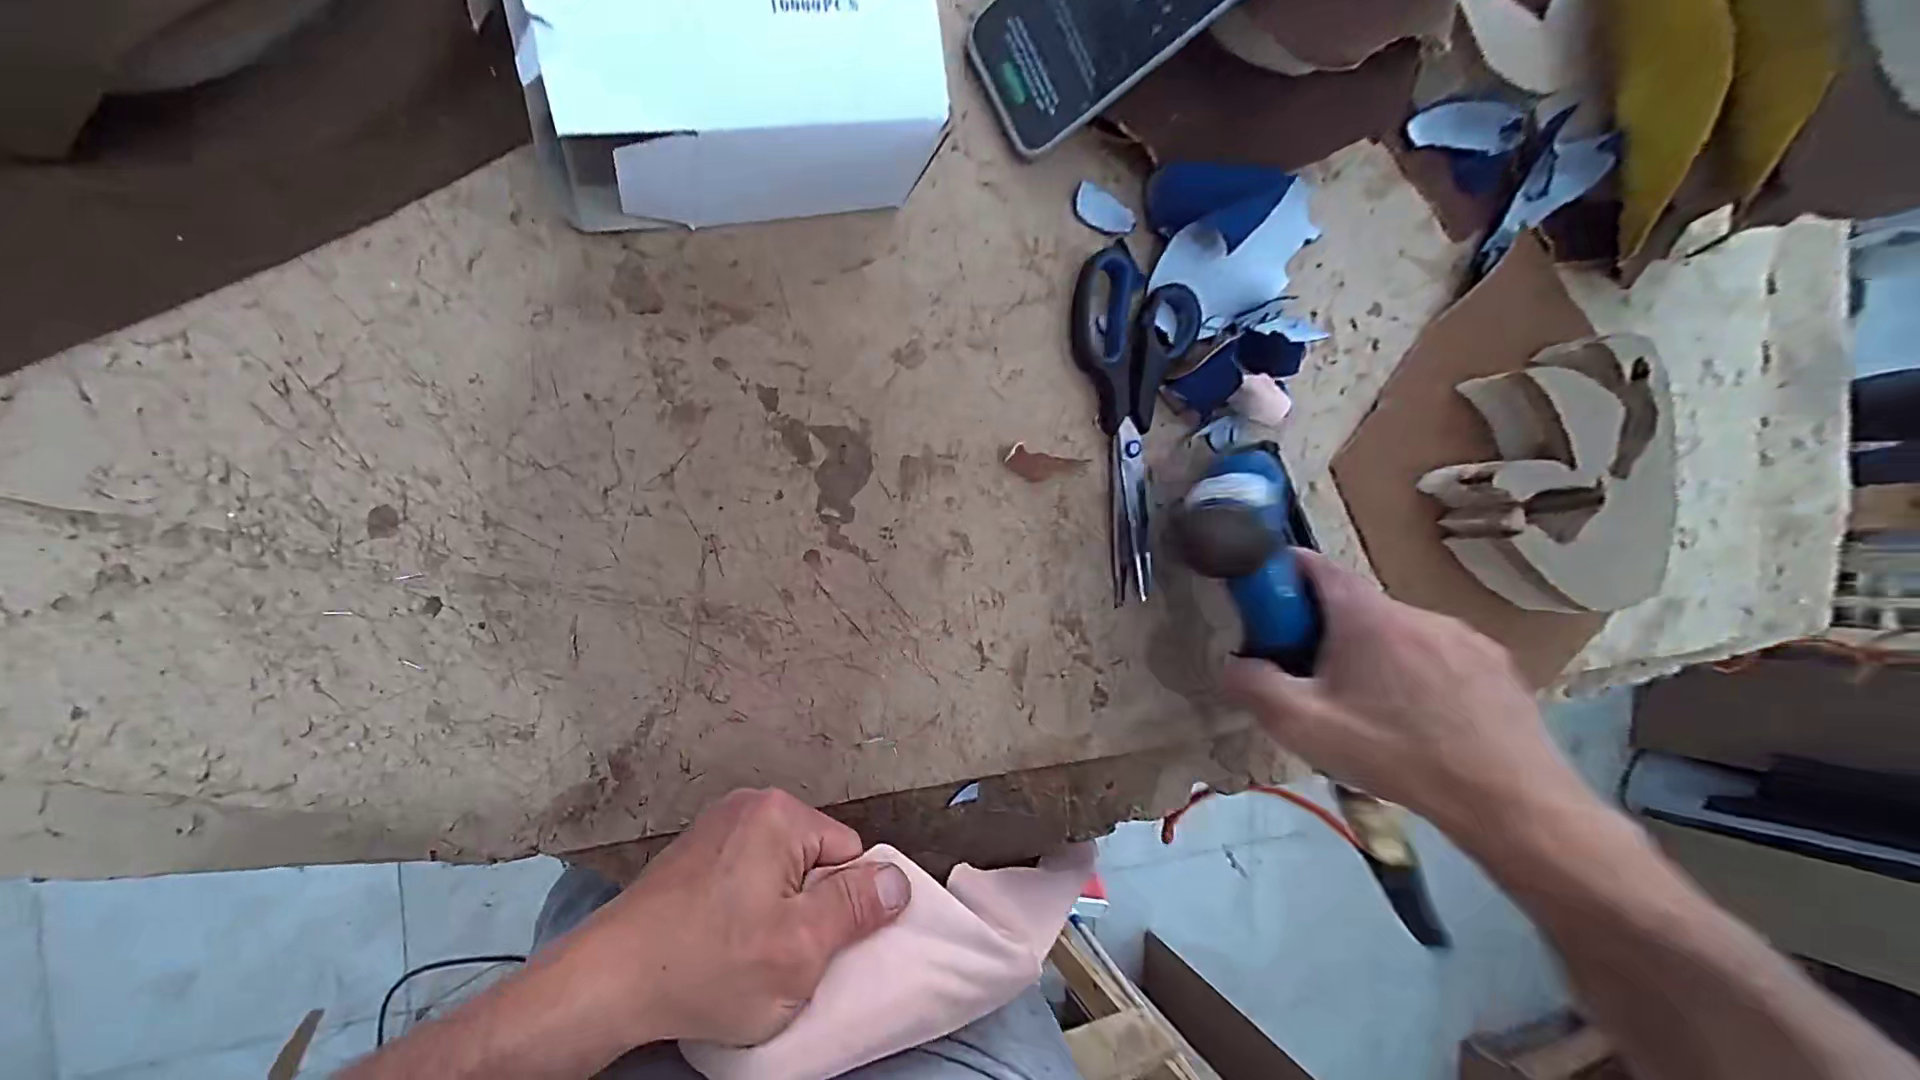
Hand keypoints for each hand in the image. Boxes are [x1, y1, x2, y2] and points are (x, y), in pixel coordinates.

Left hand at [542, 788, 909, 1050]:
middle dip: (807, 905)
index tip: (812, 941)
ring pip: (781, 868)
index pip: (849, 853)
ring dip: (776, 908)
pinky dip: (745, 904)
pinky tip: (721, 940)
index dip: (840, 904)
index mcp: (779, 814)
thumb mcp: (800, 948)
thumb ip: (857, 907)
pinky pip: (747, 872)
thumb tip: (897, 880)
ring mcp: (717, 824)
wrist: (603, 985)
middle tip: (777, 951)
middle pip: (814, 857)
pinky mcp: (694, 849)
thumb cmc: (704, 965)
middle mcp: (749, 805)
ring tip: (745, 950)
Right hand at [1221, 552, 1587, 833]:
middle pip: (1352, 604)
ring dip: (1369, 655)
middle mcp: (1415, 612)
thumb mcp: (1301, 725)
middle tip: (1308, 677)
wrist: (1513, 805)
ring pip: (1395, 632)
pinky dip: (1413, 673)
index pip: (1313, 564)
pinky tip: (1417, 722)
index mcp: (1366, 616)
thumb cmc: (1396, 755)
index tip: (1263, 606)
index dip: (1280, 574)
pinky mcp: (1497, 666)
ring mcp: (1464, 637)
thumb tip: (1233, 665)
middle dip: (1321, 629)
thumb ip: (1252, 685)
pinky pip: (1436, 655)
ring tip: (1366, 710)